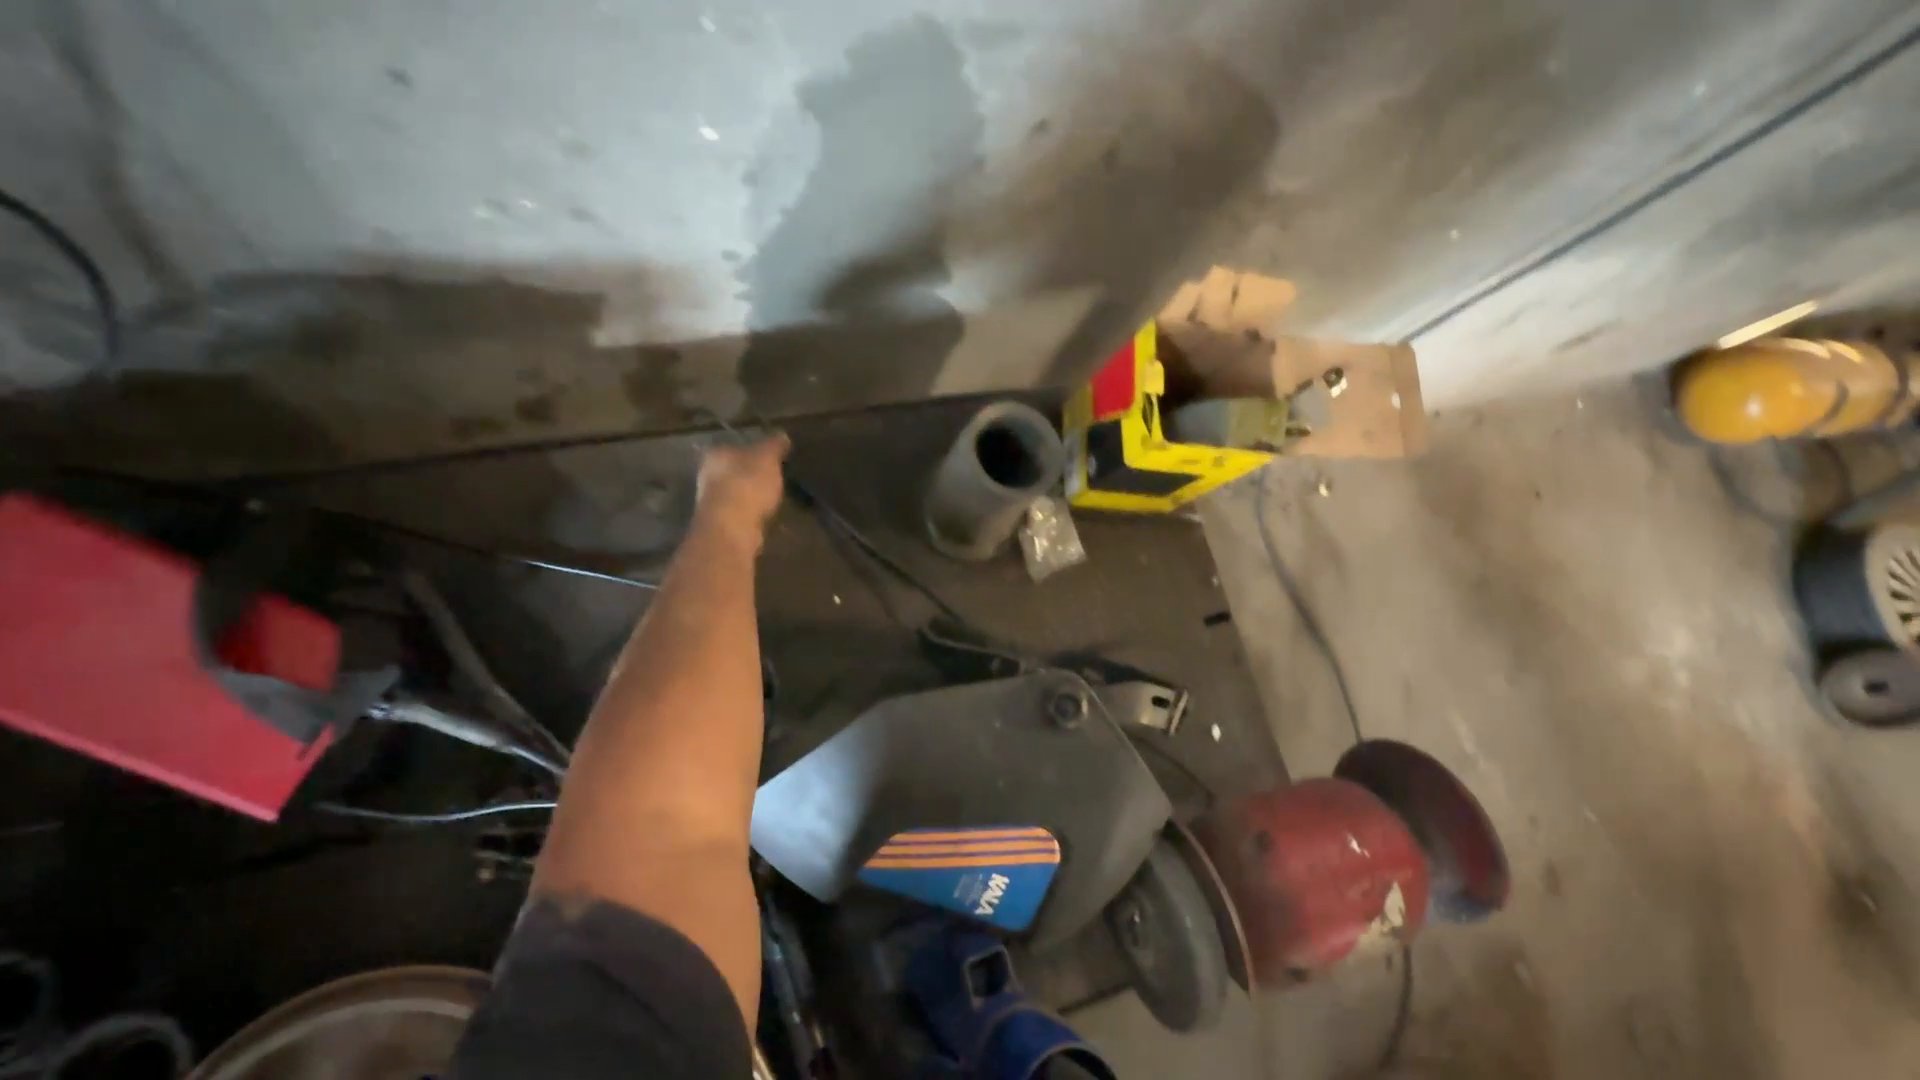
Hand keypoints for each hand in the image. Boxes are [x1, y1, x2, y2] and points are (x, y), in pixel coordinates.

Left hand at [695, 433, 790, 551]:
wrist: (732, 528)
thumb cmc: (747, 483)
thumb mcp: (768, 458)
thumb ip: (774, 445)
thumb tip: (781, 435)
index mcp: (714, 454)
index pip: (731, 446)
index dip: (749, 451)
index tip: (766, 457)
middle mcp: (706, 475)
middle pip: (730, 470)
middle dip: (748, 474)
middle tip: (770, 477)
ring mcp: (710, 503)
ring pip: (733, 493)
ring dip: (748, 496)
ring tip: (771, 498)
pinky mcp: (719, 525)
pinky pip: (738, 514)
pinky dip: (749, 513)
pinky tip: (764, 516)